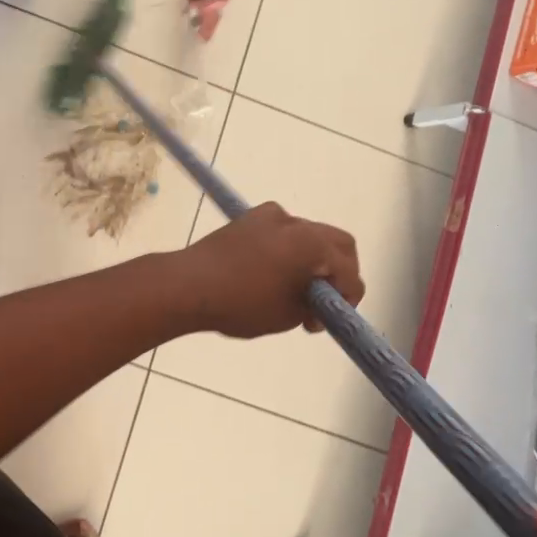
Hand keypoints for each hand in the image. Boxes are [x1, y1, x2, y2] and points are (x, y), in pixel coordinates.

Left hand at [176, 202, 362, 338]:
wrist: (187, 285)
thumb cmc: (241, 303)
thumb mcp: (288, 313)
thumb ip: (315, 305)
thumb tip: (317, 301)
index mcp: (311, 242)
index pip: (348, 270)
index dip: (348, 298)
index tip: (331, 320)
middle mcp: (293, 221)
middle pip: (336, 243)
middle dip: (337, 273)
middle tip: (323, 304)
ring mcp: (267, 216)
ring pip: (308, 236)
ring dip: (312, 261)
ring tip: (295, 294)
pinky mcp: (246, 220)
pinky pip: (281, 232)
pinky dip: (288, 250)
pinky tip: (273, 275)